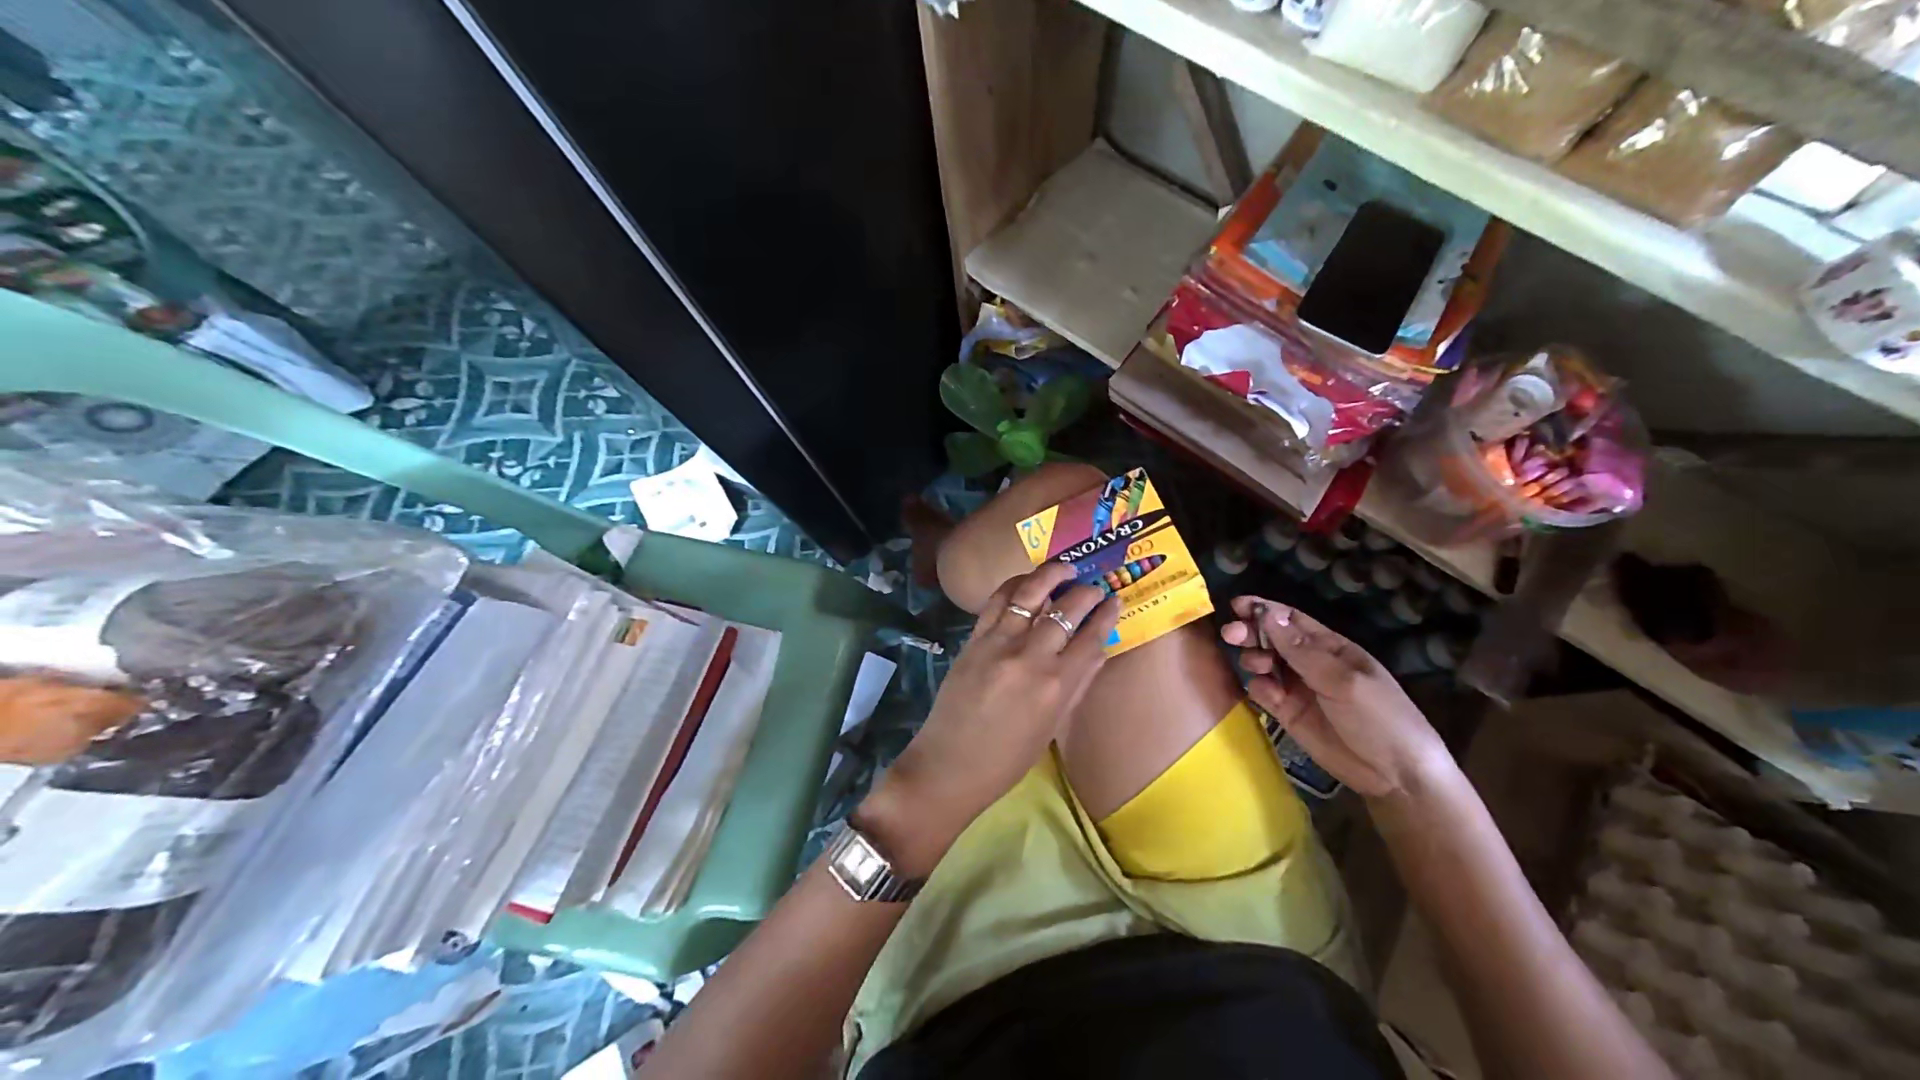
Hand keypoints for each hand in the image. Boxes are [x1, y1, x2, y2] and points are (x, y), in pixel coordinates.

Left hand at [856, 562, 1118, 875]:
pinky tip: (1026, 581)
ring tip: (1065, 568)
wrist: (950, 764)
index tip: (1114, 600)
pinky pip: (998, 602)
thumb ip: (1077, 684)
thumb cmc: (1008, 759)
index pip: (1091, 637)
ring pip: (1030, 594)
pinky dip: (1015, 585)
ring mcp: (999, 644)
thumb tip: (1097, 648)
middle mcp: (1030, 657)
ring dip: (1051, 575)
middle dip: (1085, 592)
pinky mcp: (974, 639)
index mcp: (1056, 685)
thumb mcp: (1052, 726)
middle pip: (1066, 610)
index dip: (1106, 614)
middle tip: (1094, 586)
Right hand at [1220, 596, 1454, 801]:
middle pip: (1272, 639)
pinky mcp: (1288, 713)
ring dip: (1253, 658)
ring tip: (1256, 665)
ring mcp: (1298, 688)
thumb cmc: (1380, 718)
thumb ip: (1302, 650)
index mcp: (1331, 648)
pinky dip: (1259, 688)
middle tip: (1231, 634)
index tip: (1237, 605)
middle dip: (1250, 632)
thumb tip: (1268, 614)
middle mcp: (1311, 663)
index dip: (1265, 610)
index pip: (1292, 620)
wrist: (1395, 775)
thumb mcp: (1344, 680)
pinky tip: (1267, 694)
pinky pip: (1264, 692)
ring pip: (1264, 663)